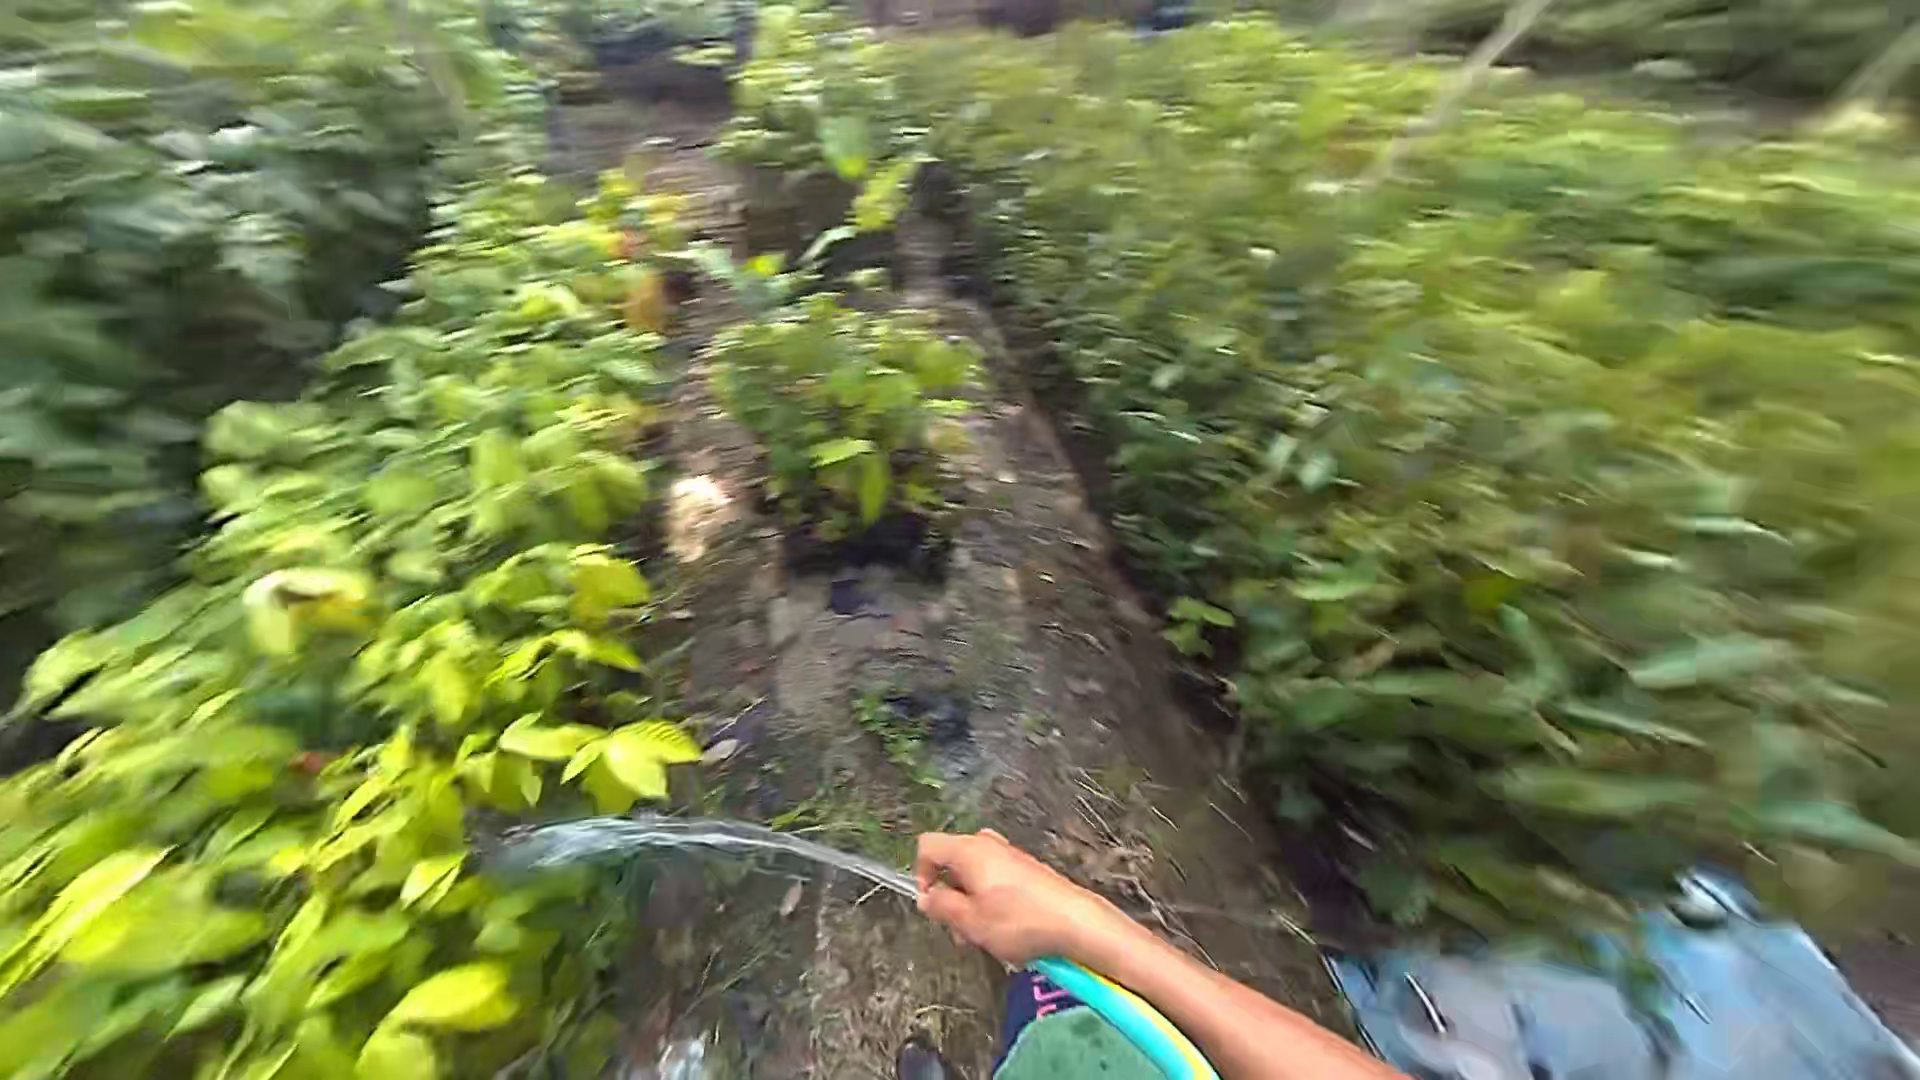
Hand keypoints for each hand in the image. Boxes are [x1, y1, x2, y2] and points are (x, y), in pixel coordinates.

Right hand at [914, 829, 1143, 966]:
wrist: (1073, 920)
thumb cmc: (1018, 921)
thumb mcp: (971, 922)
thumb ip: (942, 907)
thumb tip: (926, 897)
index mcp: (968, 850)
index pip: (927, 845)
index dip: (920, 874)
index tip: (932, 904)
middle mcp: (985, 843)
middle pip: (950, 860)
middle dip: (947, 894)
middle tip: (958, 929)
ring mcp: (1006, 852)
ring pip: (971, 871)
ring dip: (968, 900)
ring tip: (981, 935)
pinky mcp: (1022, 865)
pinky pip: (992, 875)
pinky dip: (987, 897)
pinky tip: (1002, 927)